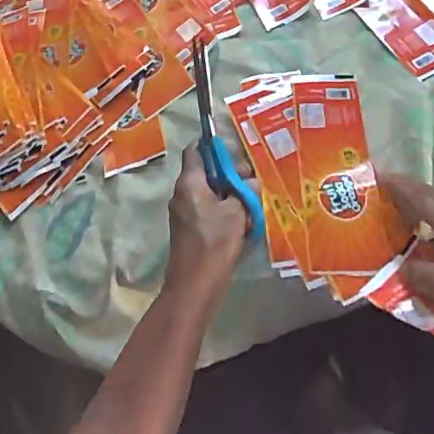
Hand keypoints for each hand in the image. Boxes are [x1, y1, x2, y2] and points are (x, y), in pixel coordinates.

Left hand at [164, 140, 247, 305]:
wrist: (194, 287)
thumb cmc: (214, 243)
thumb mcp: (237, 212)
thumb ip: (244, 191)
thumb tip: (251, 181)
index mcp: (189, 182)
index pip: (195, 151)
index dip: (212, 147)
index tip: (233, 152)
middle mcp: (182, 193)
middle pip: (205, 173)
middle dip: (229, 175)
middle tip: (251, 183)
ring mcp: (183, 213)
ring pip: (208, 194)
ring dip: (229, 196)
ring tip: (251, 205)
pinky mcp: (188, 230)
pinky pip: (207, 211)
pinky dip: (223, 212)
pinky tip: (242, 224)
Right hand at [380, 172, 433, 350]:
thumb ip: (414, 271)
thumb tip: (400, 266)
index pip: (418, 196)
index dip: (394, 185)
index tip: (372, 173)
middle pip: (429, 198)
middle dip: (403, 193)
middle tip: (376, 191)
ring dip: (415, 211)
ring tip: (391, 213)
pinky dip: (427, 228)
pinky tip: (417, 241)